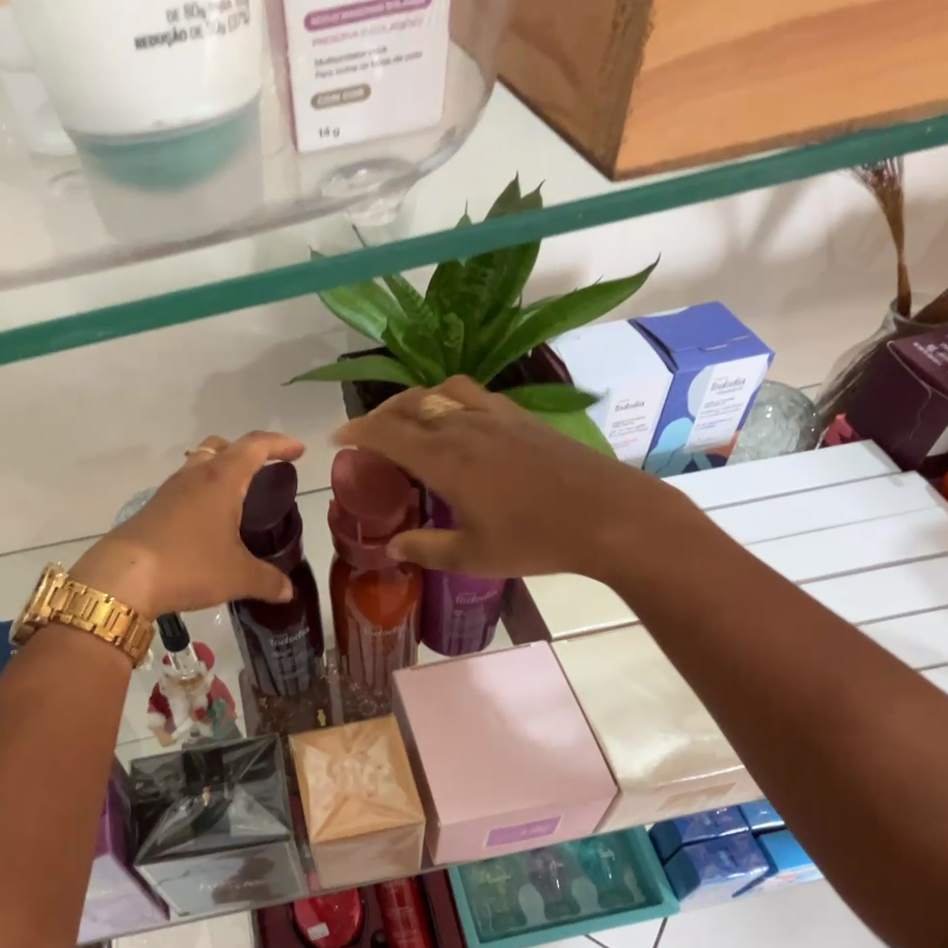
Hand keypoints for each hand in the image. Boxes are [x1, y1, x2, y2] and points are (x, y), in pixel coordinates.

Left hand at [71, 432, 305, 614]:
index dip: (280, 444)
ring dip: (220, 473)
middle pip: (222, 447)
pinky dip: (202, 495)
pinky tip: (208, 525)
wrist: (123, 578)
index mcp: (222, 479)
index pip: (255, 446)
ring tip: (237, 500)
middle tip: (264, 471)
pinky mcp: (152, 510)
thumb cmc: (189, 565)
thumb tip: (287, 590)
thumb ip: (268, 581)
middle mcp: (194, 476)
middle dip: (245, 453)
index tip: (299, 450)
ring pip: (198, 466)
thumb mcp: (238, 577)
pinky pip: (184, 490)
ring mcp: (169, 491)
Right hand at [334, 376, 699, 581]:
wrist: (609, 515)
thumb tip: (391, 548)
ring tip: (411, 421)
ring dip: (416, 401)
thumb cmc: (536, 539)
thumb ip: (426, 549)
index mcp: (444, 458)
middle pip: (410, 405)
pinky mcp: (522, 417)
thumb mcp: (474, 556)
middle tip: (369, 435)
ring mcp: (496, 416)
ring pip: (442, 391)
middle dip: (381, 415)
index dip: (357, 431)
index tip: (338, 439)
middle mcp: (464, 427)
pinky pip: (473, 394)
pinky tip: (459, 423)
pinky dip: (450, 400)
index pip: (386, 432)